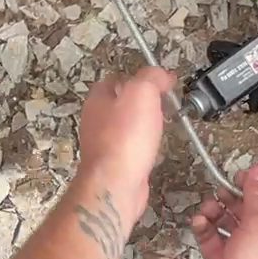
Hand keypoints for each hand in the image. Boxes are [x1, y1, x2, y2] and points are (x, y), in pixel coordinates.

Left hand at [76, 66, 174, 221]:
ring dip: (142, 124)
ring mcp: (103, 144)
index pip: (116, 78)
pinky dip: (143, 146)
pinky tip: (153, 149)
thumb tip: (161, 74)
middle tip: (161, 103)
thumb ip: (151, 77)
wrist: (116, 184)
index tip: (161, 81)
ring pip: (125, 127)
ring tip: (159, 124)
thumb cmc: (124, 140)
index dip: (139, 77)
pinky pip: (130, 148)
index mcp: (98, 99)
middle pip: (119, 103)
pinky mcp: (115, 165)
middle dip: (141, 102)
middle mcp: (96, 121)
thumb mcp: (142, 93)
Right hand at [192, 165, 257, 258]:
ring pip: (227, 224)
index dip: (256, 189)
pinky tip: (200, 223)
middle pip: (247, 212)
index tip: (239, 177)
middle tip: (220, 191)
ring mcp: (242, 254)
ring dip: (216, 212)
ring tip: (208, 208)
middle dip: (232, 200)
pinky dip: (205, 229)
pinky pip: (212, 240)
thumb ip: (256, 197)